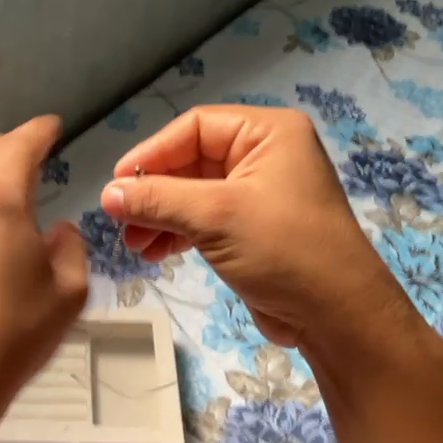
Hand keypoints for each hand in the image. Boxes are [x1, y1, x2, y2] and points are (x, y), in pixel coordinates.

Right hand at [101, 105, 385, 346]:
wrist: (336, 313)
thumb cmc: (283, 250)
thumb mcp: (215, 217)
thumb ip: (157, 200)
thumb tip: (107, 195)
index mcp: (267, 133)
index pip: (194, 128)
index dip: (151, 154)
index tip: (116, 185)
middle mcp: (264, 155)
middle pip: (190, 162)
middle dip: (153, 193)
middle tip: (120, 221)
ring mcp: (258, 194)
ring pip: (192, 194)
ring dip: (160, 217)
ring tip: (135, 244)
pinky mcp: (251, 228)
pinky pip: (203, 220)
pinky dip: (177, 233)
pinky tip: (154, 253)